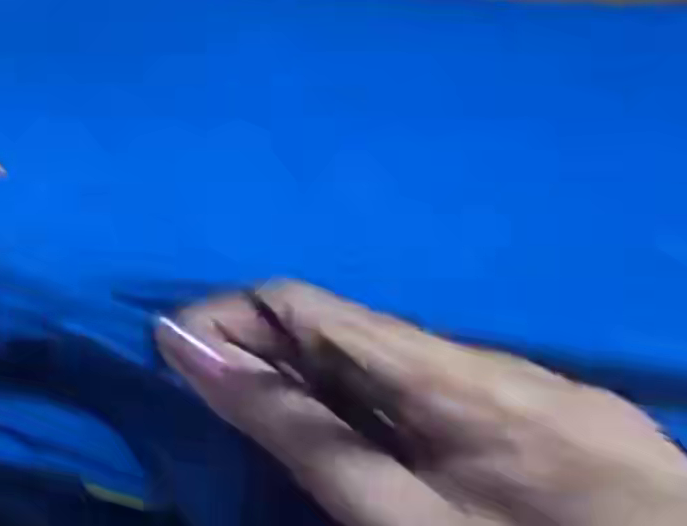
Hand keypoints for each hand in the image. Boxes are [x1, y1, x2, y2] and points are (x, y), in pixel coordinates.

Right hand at [158, 282, 686, 525]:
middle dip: (274, 363)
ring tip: (301, 443)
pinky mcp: (587, 446)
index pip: (301, 302)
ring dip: (328, 392)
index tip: (178, 362)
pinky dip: (387, 418)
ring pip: (395, 369)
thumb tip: (178, 340)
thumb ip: (290, 428)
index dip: (225, 320)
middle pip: (348, 333)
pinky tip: (388, 463)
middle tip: (230, 414)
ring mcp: (563, 409)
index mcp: (476, 382)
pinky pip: (446, 402)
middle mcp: (519, 374)